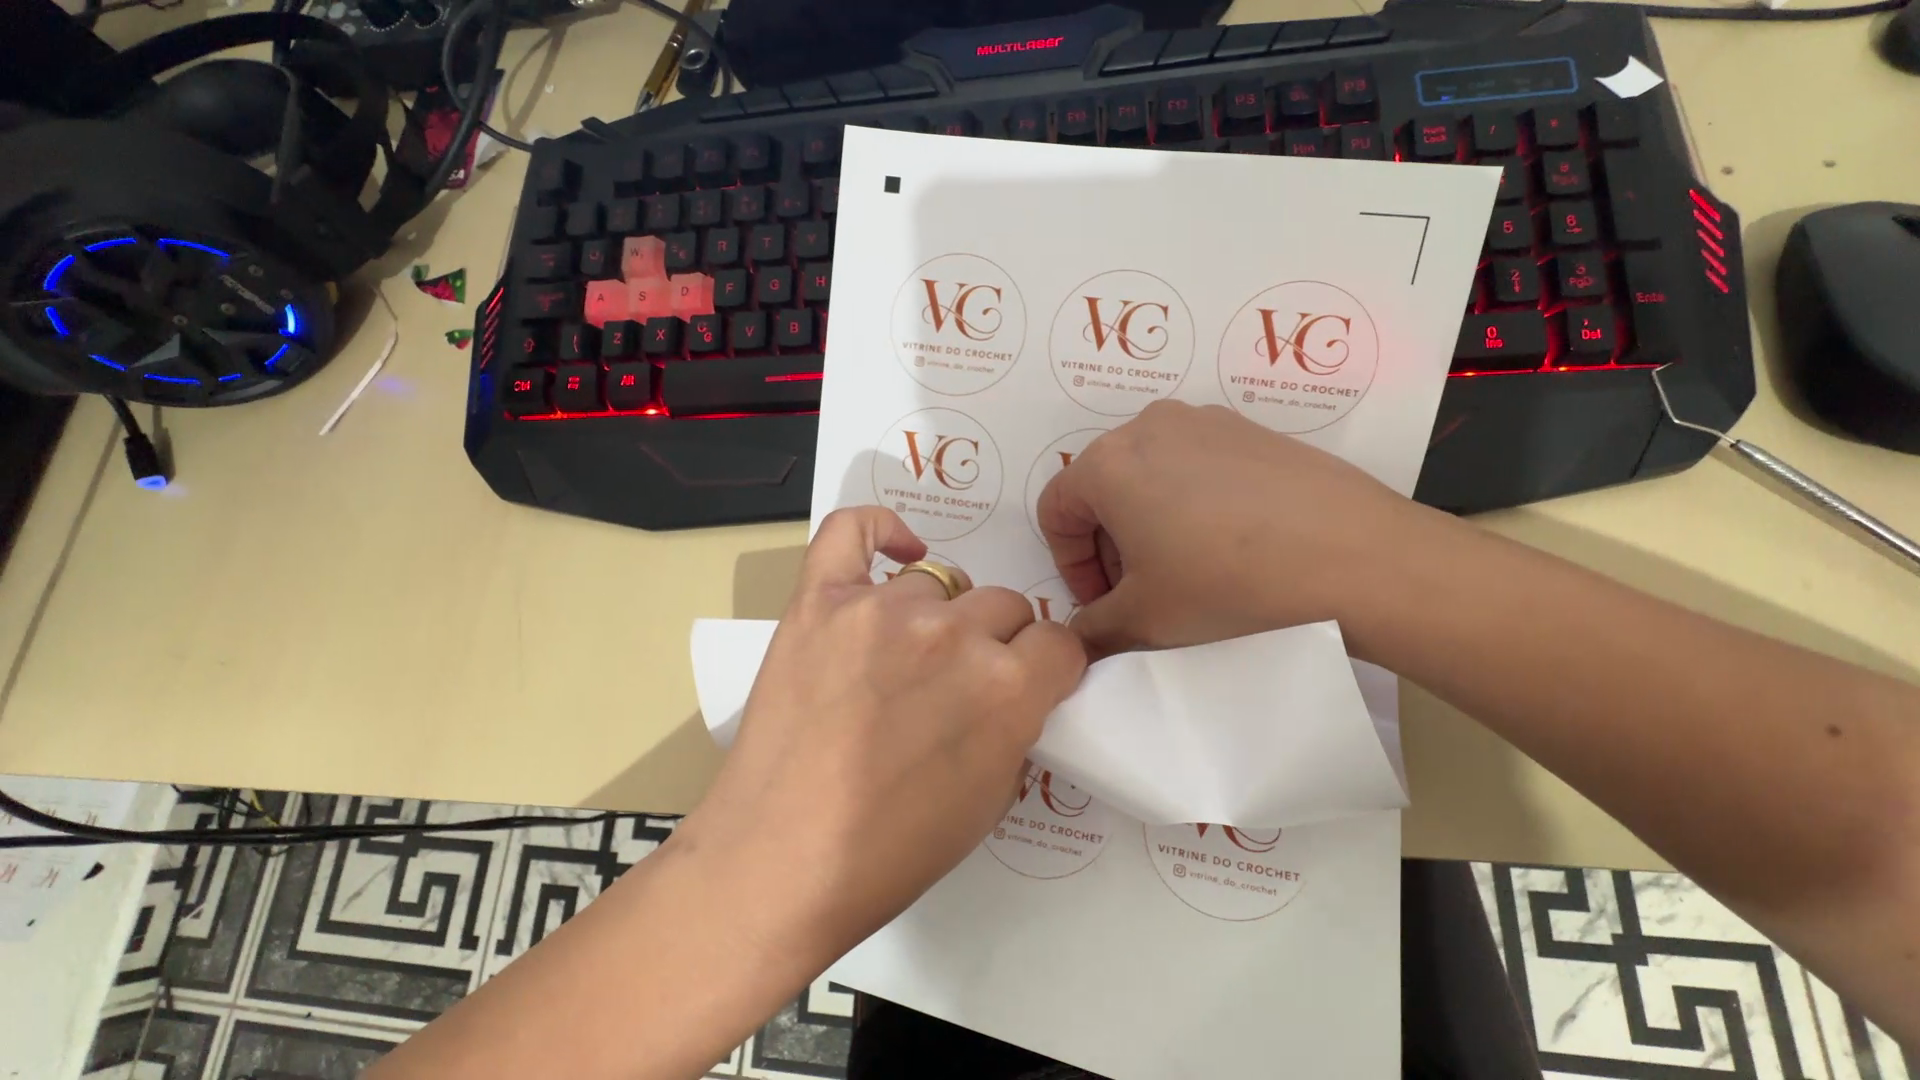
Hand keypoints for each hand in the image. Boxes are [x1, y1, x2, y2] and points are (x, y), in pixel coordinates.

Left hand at [679, 506, 1086, 959]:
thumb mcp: (992, 798)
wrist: (782, 859)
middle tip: (960, 685)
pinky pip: (852, 531)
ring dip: (940, 616)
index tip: (1033, 683)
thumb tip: (1014, 689)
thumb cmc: (892, 851)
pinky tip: (896, 551)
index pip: (1059, 641)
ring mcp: (881, 609)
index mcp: (1007, 687)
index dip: (1049, 667)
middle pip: (1004, 605)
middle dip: (998, 644)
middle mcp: (952, 634)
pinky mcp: (820, 601)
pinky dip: (879, 531)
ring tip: (907, 660)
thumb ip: (1016, 724)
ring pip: (940, 583)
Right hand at [1036, 400, 1430, 655]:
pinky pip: (1198, 464)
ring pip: (1150, 474)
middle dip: (1109, 544)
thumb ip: (1091, 631)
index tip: (1102, 602)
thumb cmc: (1227, 585)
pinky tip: (1232, 546)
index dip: (1069, 564)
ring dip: (1150, 523)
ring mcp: (1206, 421)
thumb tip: (1076, 640)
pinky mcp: (1254, 430)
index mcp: (1108, 462)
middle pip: (1102, 488)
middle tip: (1141, 592)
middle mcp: (1149, 425)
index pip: (1055, 509)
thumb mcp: (1144, 621)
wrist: (1356, 560)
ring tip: (1188, 569)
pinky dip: (1194, 503)